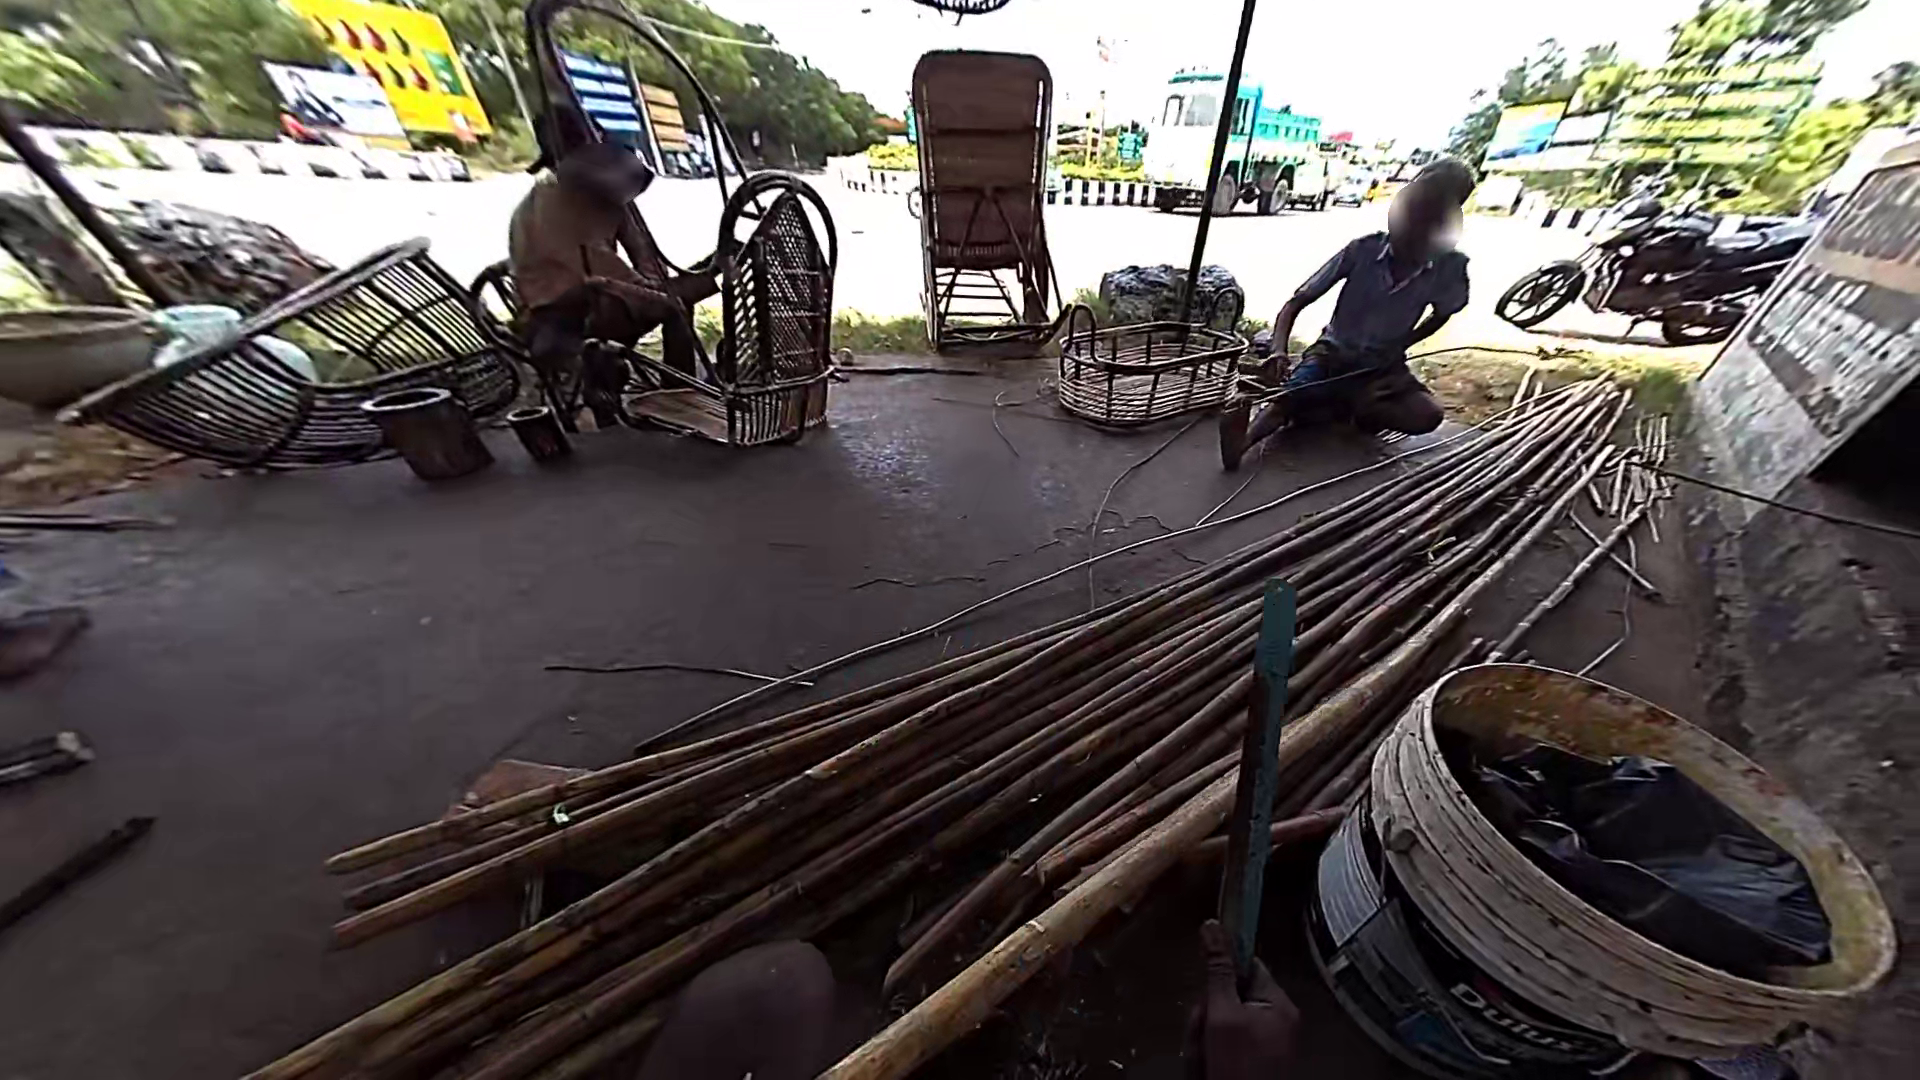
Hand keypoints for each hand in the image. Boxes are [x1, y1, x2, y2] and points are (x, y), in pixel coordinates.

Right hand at [1196, 920, 1298, 1079]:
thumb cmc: (1239, 1070)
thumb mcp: (1222, 1012)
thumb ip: (1218, 969)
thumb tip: (1213, 926)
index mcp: (1279, 1005)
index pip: (1247, 962)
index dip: (1223, 968)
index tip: (1208, 977)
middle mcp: (1278, 1021)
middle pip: (1232, 989)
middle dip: (1209, 1006)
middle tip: (1204, 1025)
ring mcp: (1268, 1042)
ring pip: (1224, 1013)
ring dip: (1206, 1027)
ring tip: (1205, 1049)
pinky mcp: (1256, 1058)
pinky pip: (1227, 1035)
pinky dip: (1212, 1044)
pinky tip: (1208, 1058)